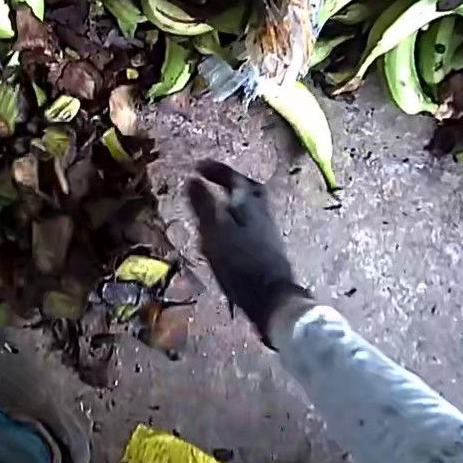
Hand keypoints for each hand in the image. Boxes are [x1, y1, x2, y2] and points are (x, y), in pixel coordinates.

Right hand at [185, 160, 307, 340]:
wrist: (270, 296)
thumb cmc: (239, 260)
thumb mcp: (214, 230)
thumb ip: (203, 204)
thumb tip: (192, 178)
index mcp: (249, 201)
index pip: (233, 177)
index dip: (215, 170)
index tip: (197, 166)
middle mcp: (262, 210)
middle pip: (247, 188)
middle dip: (229, 181)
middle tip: (212, 180)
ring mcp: (267, 229)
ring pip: (250, 205)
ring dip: (234, 199)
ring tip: (216, 203)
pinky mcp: (267, 246)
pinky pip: (250, 221)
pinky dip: (237, 216)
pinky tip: (227, 230)